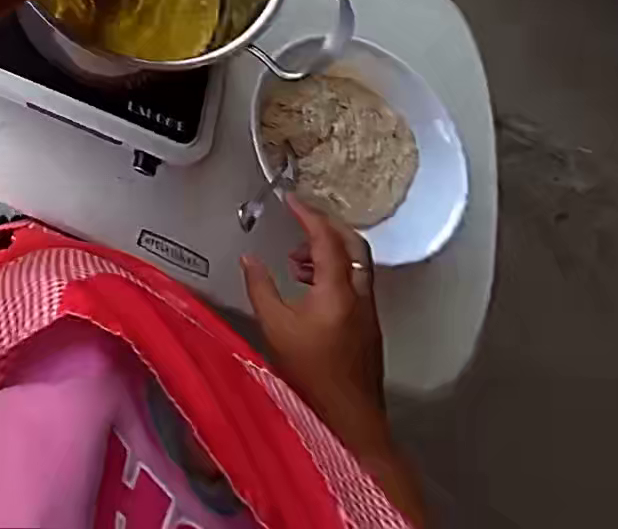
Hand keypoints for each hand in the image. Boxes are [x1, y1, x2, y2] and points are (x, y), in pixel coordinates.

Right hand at [239, 196, 388, 451]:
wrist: (349, 416)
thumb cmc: (310, 371)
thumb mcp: (274, 324)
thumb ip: (260, 285)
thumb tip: (250, 259)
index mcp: (337, 291)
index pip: (327, 239)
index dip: (309, 214)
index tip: (291, 200)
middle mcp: (360, 296)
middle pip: (354, 244)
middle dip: (327, 224)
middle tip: (302, 214)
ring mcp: (368, 311)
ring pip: (356, 262)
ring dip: (329, 248)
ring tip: (297, 255)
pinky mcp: (367, 323)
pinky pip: (354, 280)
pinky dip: (332, 268)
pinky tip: (308, 281)